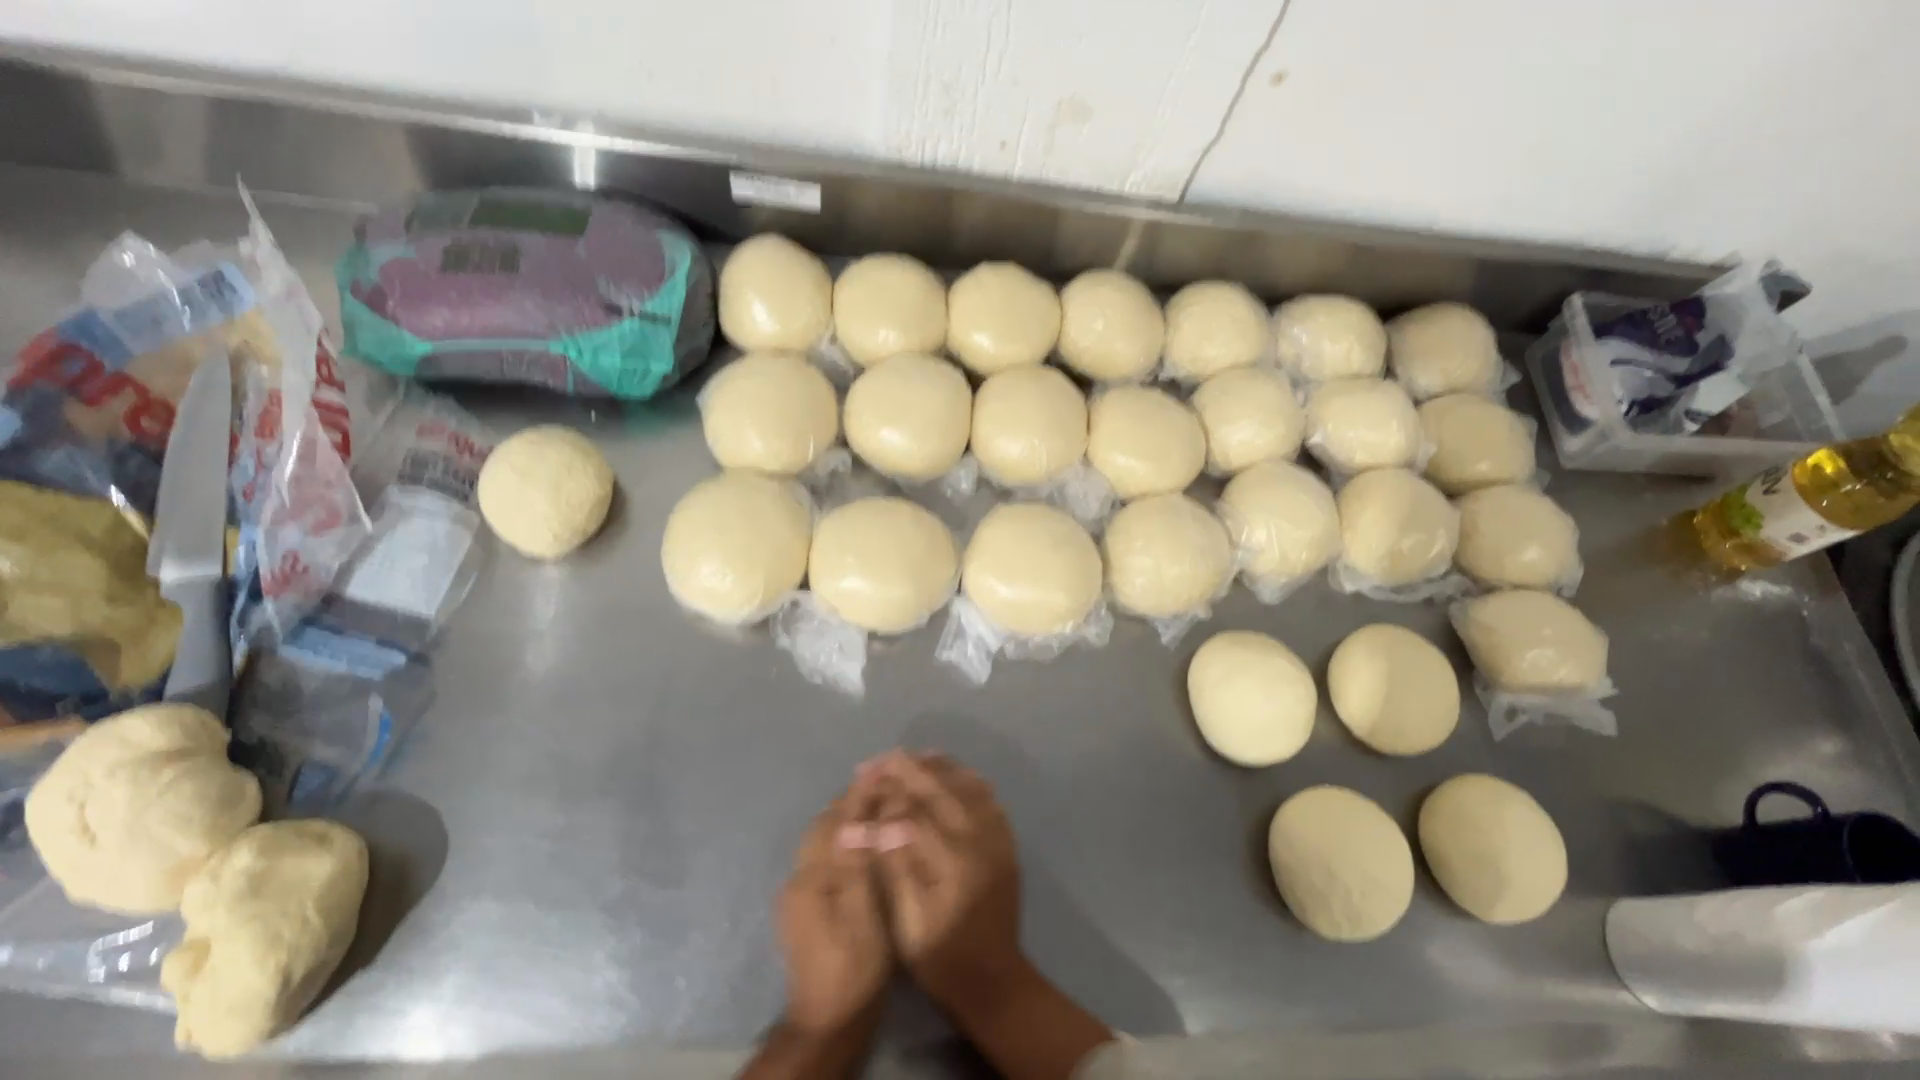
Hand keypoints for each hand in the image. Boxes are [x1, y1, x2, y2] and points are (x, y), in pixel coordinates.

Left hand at [778, 779, 892, 1035]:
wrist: (827, 1021)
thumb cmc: (853, 972)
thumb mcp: (862, 920)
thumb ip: (857, 869)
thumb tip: (856, 823)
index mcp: (812, 880)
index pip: (837, 823)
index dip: (860, 794)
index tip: (882, 766)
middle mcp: (799, 879)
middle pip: (823, 825)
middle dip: (850, 798)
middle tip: (880, 774)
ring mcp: (799, 893)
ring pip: (821, 839)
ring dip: (846, 815)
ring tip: (874, 796)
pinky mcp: (806, 905)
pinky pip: (824, 855)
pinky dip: (843, 836)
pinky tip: (862, 837)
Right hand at [867, 753, 1023, 1008]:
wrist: (993, 980)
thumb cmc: (941, 957)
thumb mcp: (908, 922)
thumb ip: (897, 868)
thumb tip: (884, 823)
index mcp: (954, 860)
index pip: (915, 809)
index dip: (887, 790)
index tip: (862, 777)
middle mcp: (980, 841)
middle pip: (943, 790)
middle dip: (909, 770)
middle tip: (879, 760)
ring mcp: (998, 841)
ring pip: (969, 788)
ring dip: (939, 768)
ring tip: (911, 758)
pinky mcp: (1006, 845)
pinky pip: (990, 800)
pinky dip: (969, 780)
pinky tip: (953, 774)